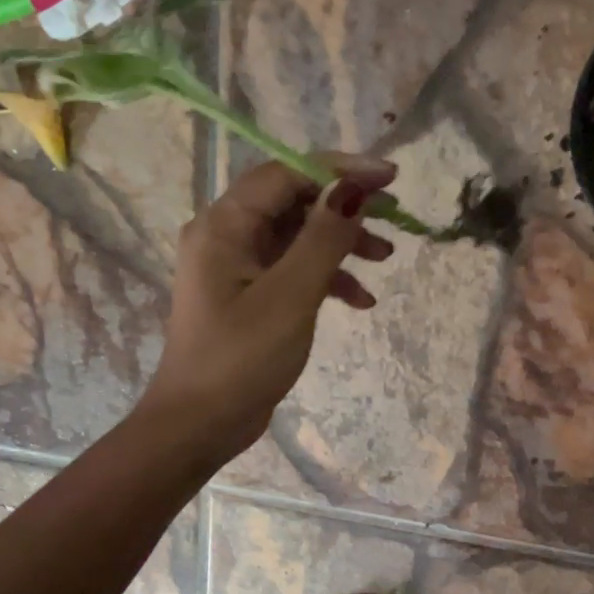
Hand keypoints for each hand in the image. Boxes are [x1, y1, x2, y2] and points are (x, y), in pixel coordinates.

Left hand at [139, 156, 396, 462]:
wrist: (200, 423)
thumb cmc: (242, 357)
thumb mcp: (292, 295)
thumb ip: (324, 238)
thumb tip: (353, 189)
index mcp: (225, 225)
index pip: (286, 173)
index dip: (340, 169)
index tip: (390, 177)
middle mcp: (226, 234)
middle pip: (294, 200)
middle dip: (345, 208)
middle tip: (393, 218)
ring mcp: (237, 265)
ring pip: (299, 235)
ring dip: (342, 243)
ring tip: (385, 261)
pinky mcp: (250, 293)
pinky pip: (295, 268)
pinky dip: (328, 276)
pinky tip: (360, 301)